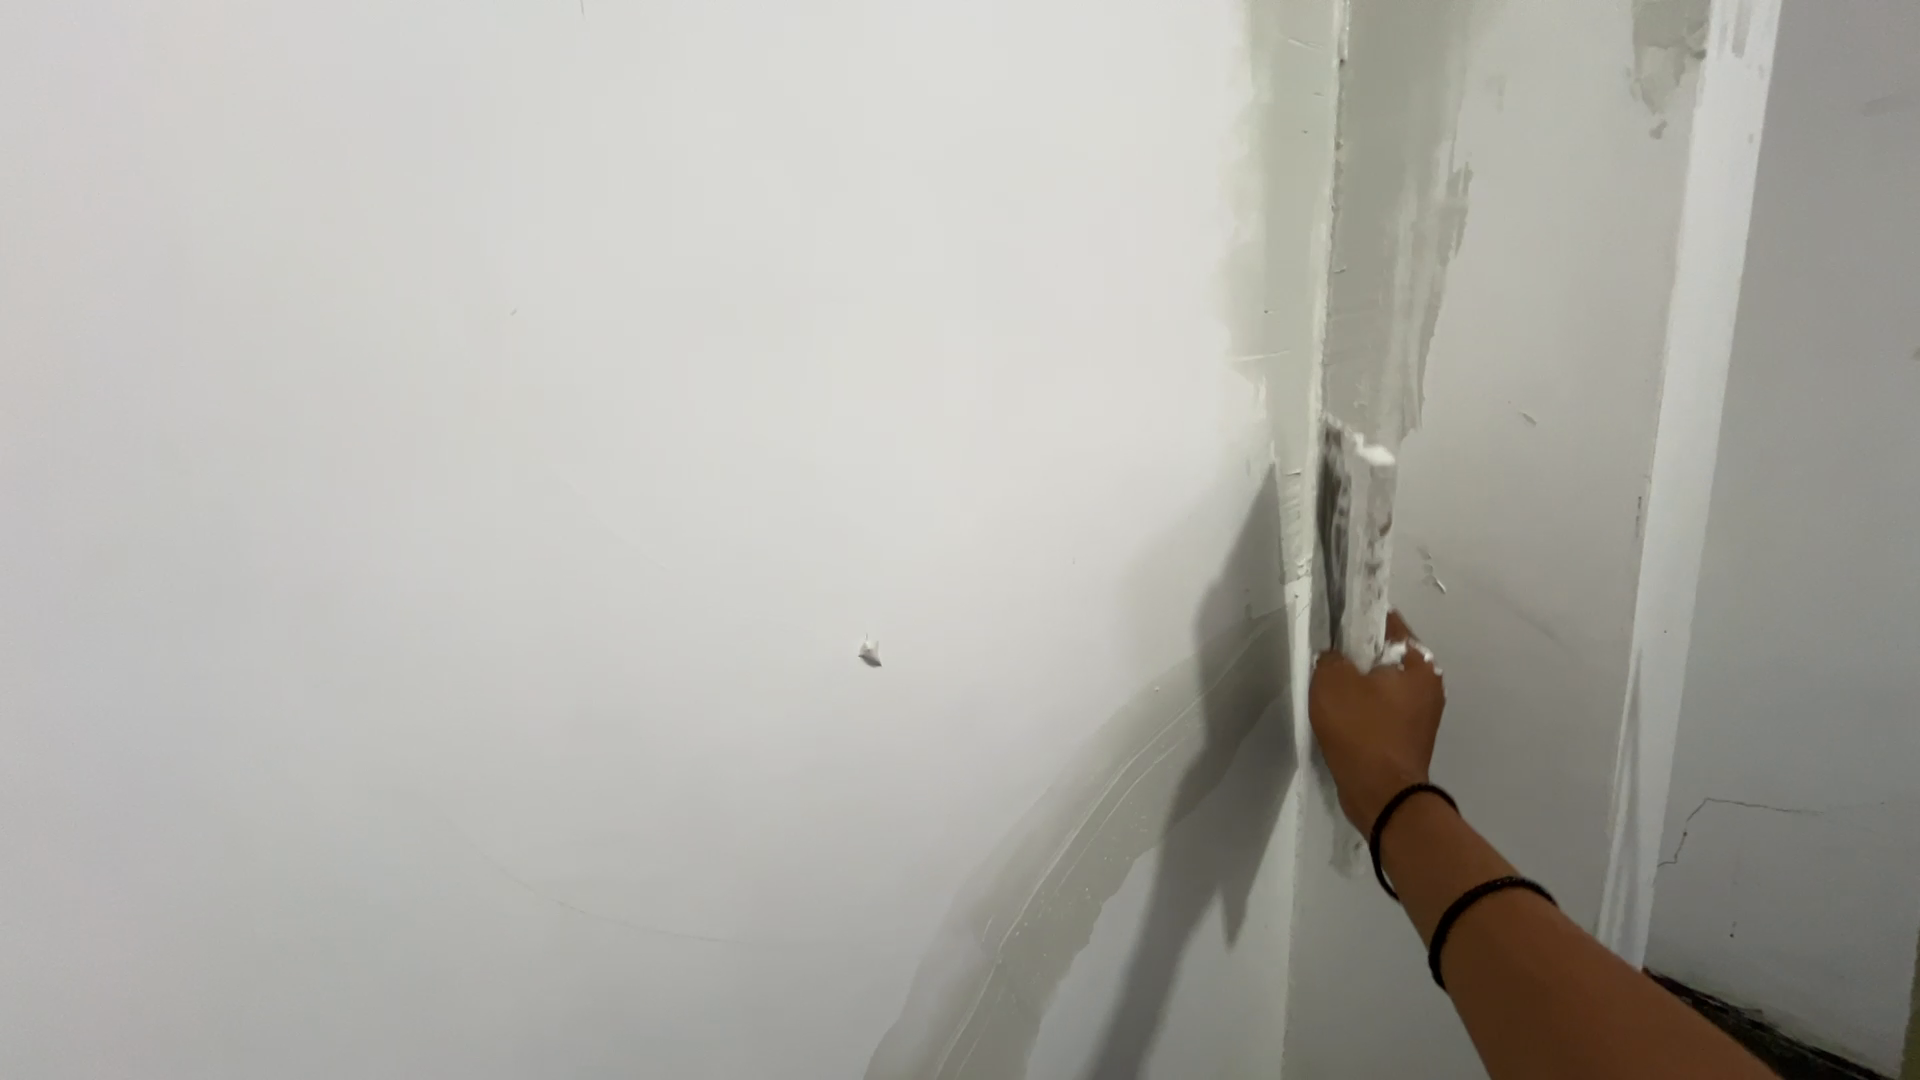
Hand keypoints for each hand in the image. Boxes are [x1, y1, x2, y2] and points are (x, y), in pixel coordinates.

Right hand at [1310, 611, 1445, 832]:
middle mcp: (1428, 685)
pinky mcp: (1407, 736)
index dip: (1357, 617)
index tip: (1333, 620)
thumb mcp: (1332, 679)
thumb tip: (1336, 657)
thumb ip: (1331, 656)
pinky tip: (1339, 714)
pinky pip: (1380, 708)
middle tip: (1325, 656)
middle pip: (1384, 654)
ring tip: (1327, 687)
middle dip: (1355, 653)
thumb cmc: (1360, 728)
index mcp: (1419, 664)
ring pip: (1381, 683)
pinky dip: (1361, 706)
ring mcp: (1421, 714)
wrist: (1380, 793)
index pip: (1388, 622)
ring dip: (1357, 682)